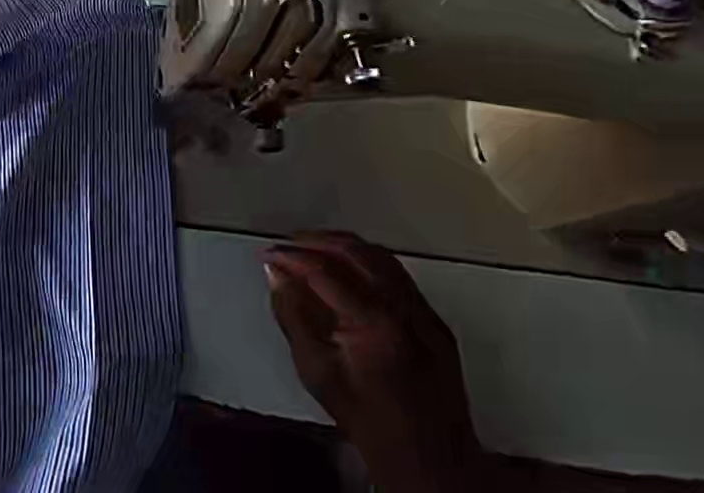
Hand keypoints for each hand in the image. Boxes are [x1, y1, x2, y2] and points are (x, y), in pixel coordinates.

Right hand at [262, 232, 490, 492]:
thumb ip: (291, 314)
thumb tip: (276, 272)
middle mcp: (404, 310)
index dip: (291, 256)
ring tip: (314, 248)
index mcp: (374, 324)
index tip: (267, 254)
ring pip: (380, 257)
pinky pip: (398, 274)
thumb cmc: (365, 418)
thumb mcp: (314, 370)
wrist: (431, 463)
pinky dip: (367, 261)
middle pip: (356, 252)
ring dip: (342, 245)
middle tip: (288, 244)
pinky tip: (347, 268)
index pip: (324, 271)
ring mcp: (425, 314)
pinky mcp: (435, 320)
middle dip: (316, 241)